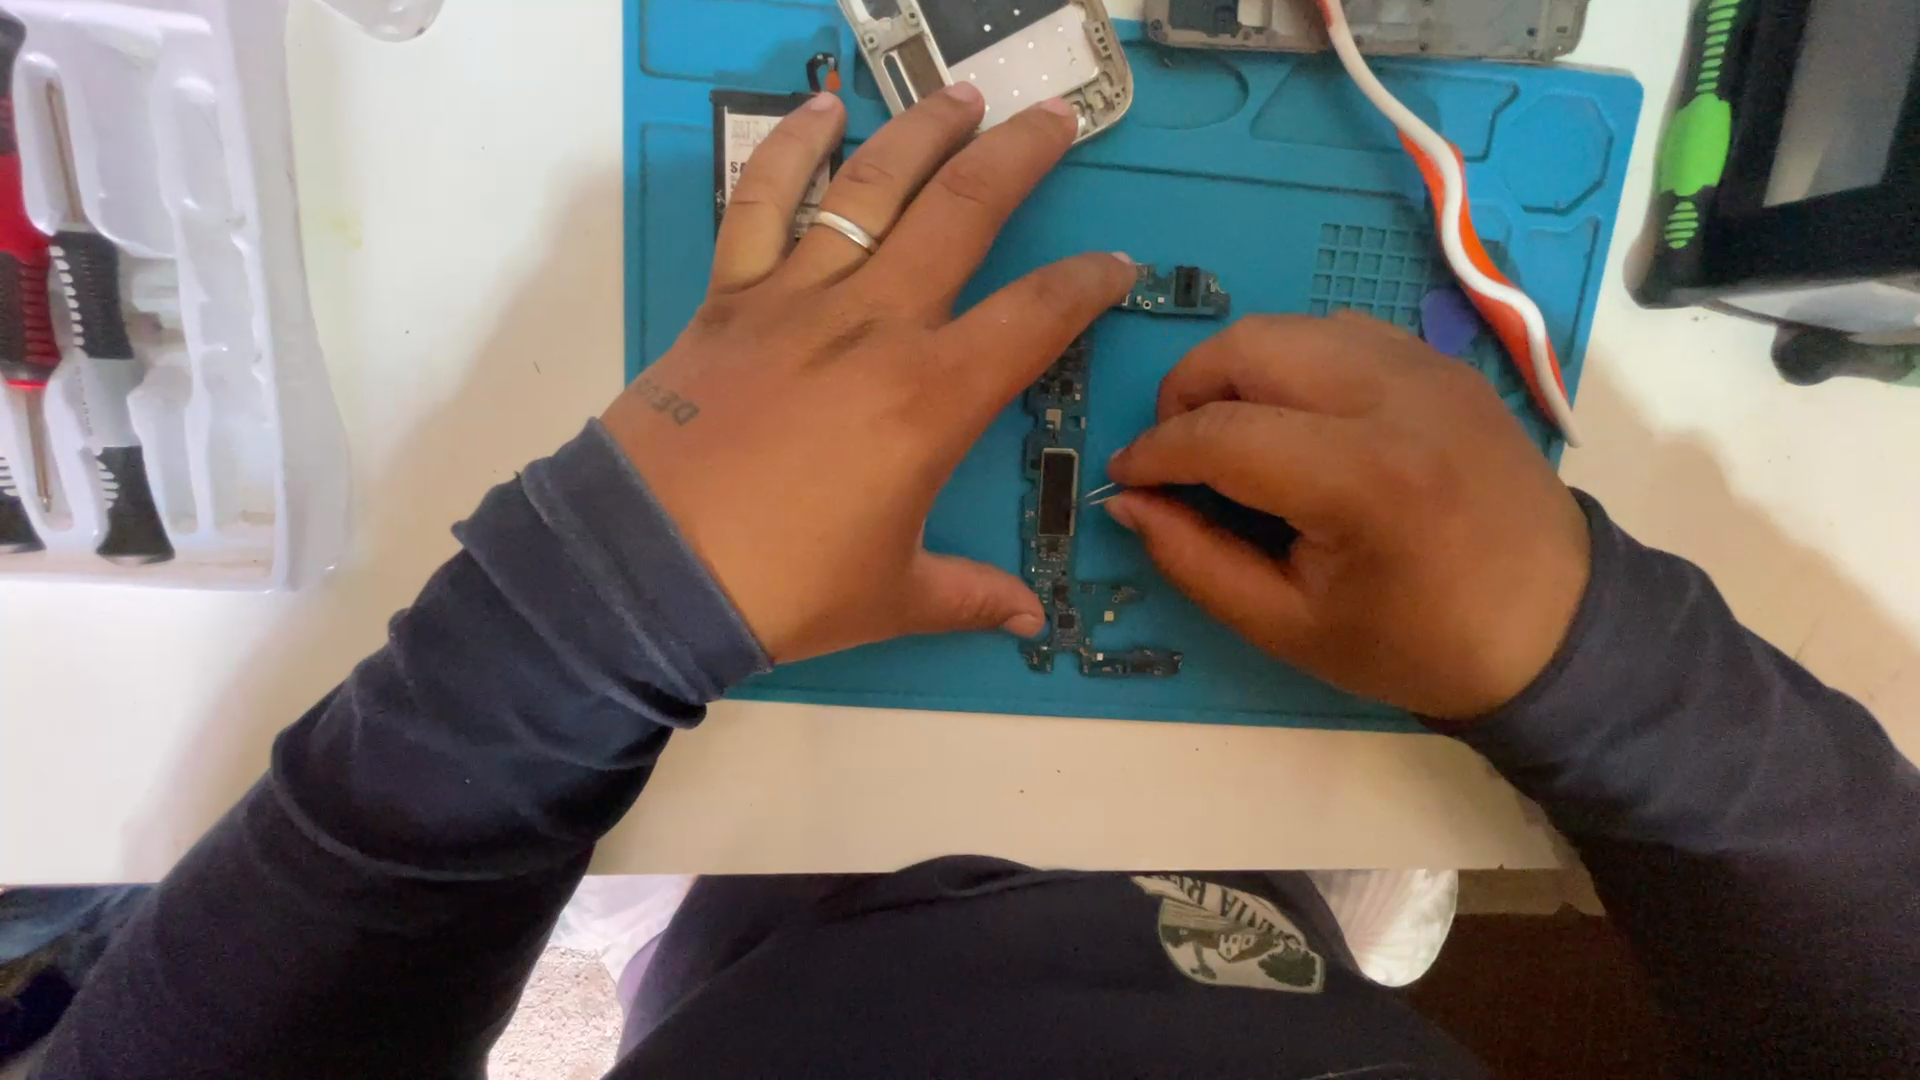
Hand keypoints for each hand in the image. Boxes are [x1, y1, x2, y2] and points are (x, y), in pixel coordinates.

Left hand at [602, 86, 1133, 662]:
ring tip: (960, 96)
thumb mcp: (895, 597)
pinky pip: (760, 204)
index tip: (1115, 265)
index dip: (1089, 284)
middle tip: (1054, 117)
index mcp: (931, 399)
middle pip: (963, 212)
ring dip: (923, 133)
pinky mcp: (729, 301)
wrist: (650, 573)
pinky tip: (822, 111)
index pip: (1036, 317)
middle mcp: (874, 328)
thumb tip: (1029, 619)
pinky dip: (790, 150)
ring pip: (872, 191)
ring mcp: (796, 302)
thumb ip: (972, 596)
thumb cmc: (785, 588)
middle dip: (1020, 157)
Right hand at [1104, 313, 1591, 719]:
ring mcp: (1427, 367)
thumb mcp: (1283, 625)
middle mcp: (1397, 397)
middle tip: (1175, 452)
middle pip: (1247, 346)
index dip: (1153, 453)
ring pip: (1286, 327)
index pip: (1220, 433)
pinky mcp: (1441, 362)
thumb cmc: (1413, 643)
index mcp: (1364, 478)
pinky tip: (1291, 420)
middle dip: (1185, 391)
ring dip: (1233, 373)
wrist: (1554, 628)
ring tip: (1227, 435)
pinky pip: (1333, 333)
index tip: (1124, 478)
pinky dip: (1287, 364)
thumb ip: (1192, 559)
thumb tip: (1129, 501)